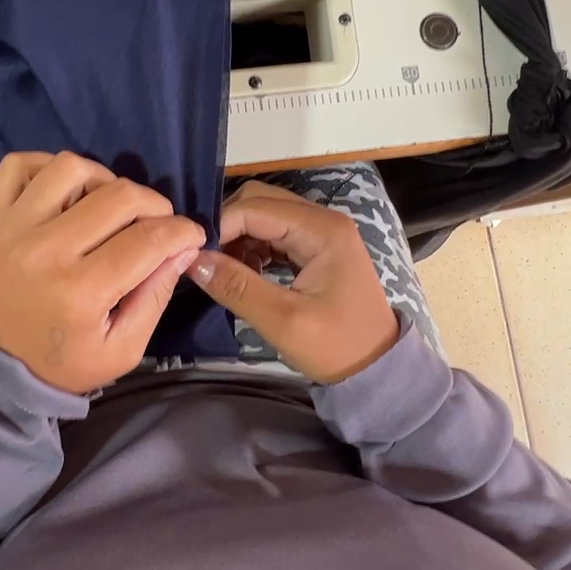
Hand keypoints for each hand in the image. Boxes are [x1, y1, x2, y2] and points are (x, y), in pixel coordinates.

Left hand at [0, 151, 205, 392]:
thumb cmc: (58, 365)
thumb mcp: (120, 351)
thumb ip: (155, 297)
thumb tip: (183, 247)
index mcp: (82, 292)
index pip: (150, 239)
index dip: (182, 231)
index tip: (190, 235)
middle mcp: (47, 251)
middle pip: (119, 196)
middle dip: (155, 205)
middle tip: (156, 223)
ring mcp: (11, 228)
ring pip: (72, 168)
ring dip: (104, 180)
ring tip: (108, 205)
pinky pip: (20, 164)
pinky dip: (49, 167)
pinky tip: (65, 192)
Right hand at [185, 181, 398, 382]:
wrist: (377, 369)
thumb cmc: (336, 347)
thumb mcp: (283, 321)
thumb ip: (237, 287)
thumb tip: (193, 260)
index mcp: (322, 230)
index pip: (254, 208)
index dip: (219, 227)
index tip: (193, 256)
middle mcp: (323, 220)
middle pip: (259, 200)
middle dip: (227, 226)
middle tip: (205, 260)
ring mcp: (322, 231)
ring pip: (265, 214)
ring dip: (239, 236)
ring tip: (222, 270)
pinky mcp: (317, 246)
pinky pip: (275, 231)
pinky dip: (253, 245)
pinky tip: (243, 272)